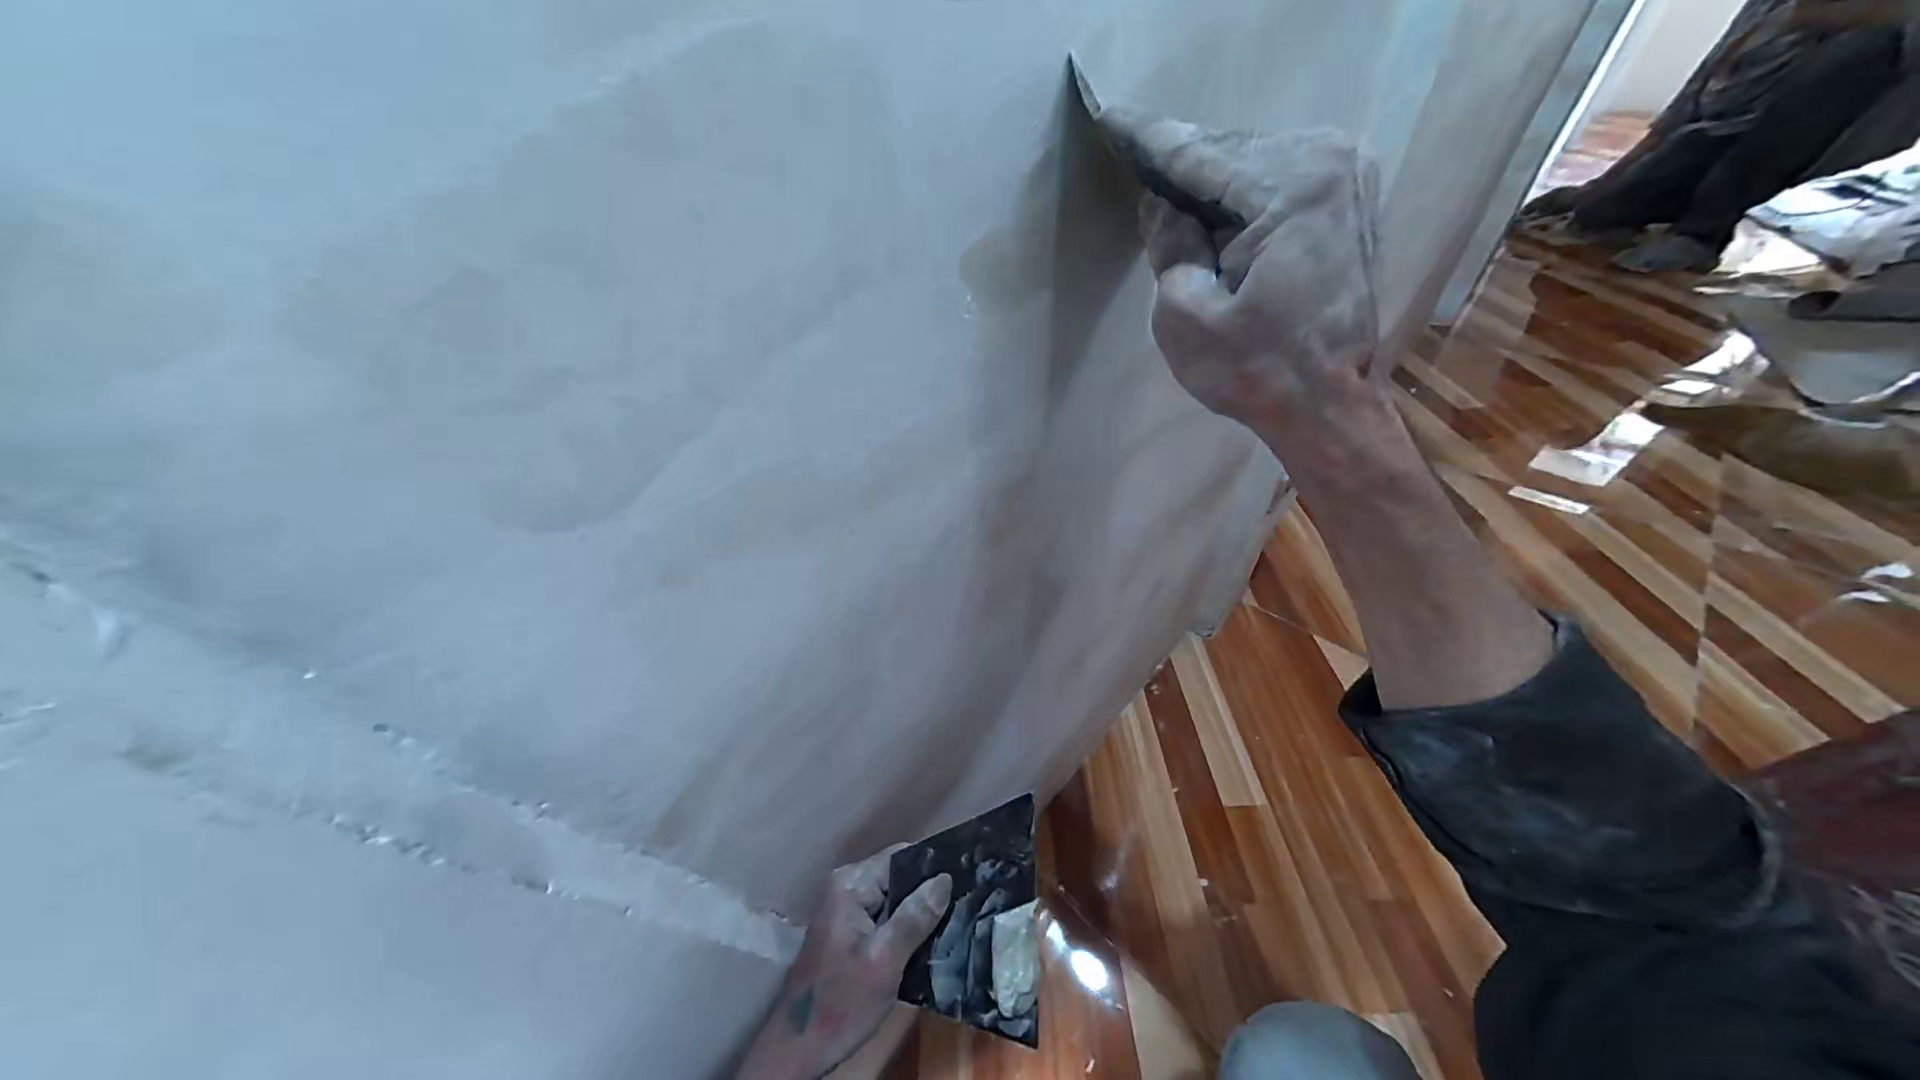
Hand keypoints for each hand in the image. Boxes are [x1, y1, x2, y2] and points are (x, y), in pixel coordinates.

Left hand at [736, 848, 952, 1079]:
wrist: (798, 1050)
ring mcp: (847, 910)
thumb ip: (914, 917)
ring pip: (895, 900)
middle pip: (898, 877)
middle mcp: (846, 887)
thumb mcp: (885, 959)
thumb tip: (944, 879)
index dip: (931, 868)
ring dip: (918, 914)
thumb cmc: (840, 1003)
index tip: (964, 880)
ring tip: (953, 924)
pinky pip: (886, 918)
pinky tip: (928, 943)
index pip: (900, 857)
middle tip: (963, 908)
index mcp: (850, 884)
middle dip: (927, 893)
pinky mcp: (851, 932)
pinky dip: (905, 929)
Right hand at [1099, 109, 1382, 434]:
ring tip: (1160, 183)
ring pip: (1252, 166)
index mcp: (1293, 187)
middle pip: (1230, 153)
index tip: (1108, 117)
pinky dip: (1236, 195)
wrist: (1326, 407)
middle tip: (1128, 152)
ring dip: (1205, 180)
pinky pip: (1275, 185)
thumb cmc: (1254, 372)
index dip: (1148, 142)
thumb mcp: (1186, 315)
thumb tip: (1161, 204)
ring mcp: (1346, 181)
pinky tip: (1205, 206)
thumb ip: (1170, 247)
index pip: (1201, 157)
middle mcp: (1329, 164)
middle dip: (1178, 161)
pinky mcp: (1344, 207)